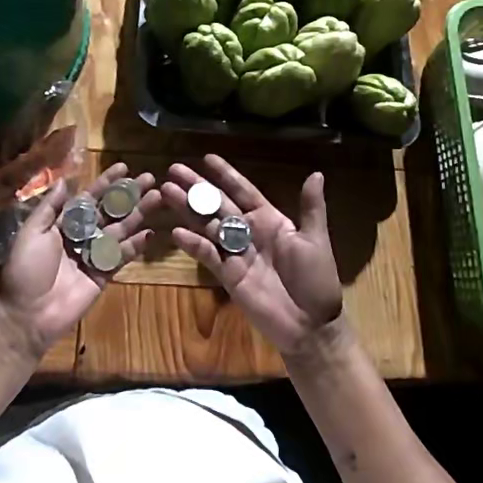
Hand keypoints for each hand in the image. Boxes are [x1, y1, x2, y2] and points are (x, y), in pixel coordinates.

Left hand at [0, 163, 159, 357]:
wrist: (27, 314)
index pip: (89, 197)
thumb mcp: (32, 232)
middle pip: (110, 211)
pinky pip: (122, 256)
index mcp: (63, 223)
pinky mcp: (104, 274)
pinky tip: (151, 232)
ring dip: (139, 214)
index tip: (125, 167)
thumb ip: (50, 207)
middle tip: (150, 178)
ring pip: (120, 229)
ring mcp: (95, 254)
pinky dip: (136, 244)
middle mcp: (82, 235)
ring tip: (157, 198)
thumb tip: (64, 180)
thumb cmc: (25, 269)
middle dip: (129, 194)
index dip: (106, 182)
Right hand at [163, 154, 343, 356]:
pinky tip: (176, 231)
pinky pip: (207, 255)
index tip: (206, 158)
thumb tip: (316, 173)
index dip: (226, 175)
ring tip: (166, 191)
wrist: (310, 325)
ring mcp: (235, 253)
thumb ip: (311, 207)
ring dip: (188, 209)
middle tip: (174, 170)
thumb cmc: (316, 280)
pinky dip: (193, 244)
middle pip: (218, 204)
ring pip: (207, 225)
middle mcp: (248, 231)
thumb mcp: (315, 240)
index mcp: (269, 219)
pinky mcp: (227, 275)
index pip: (243, 191)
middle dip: (197, 188)